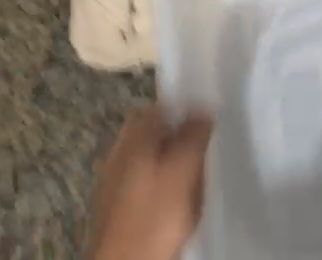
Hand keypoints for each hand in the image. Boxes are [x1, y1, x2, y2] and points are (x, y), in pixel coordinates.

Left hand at [88, 106, 212, 259]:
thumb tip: (205, 107)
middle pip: (154, 131)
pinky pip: (146, 182)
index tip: (207, 117)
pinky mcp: (117, 207)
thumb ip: (194, 134)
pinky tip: (176, 201)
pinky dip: (163, 185)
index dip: (184, 106)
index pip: (159, 105)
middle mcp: (118, 153)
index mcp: (133, 138)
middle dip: (180, 137)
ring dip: (172, 163)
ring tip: (193, 179)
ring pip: (150, 157)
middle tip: (202, 151)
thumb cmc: (154, 217)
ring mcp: (114, 181)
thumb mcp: (183, 170)